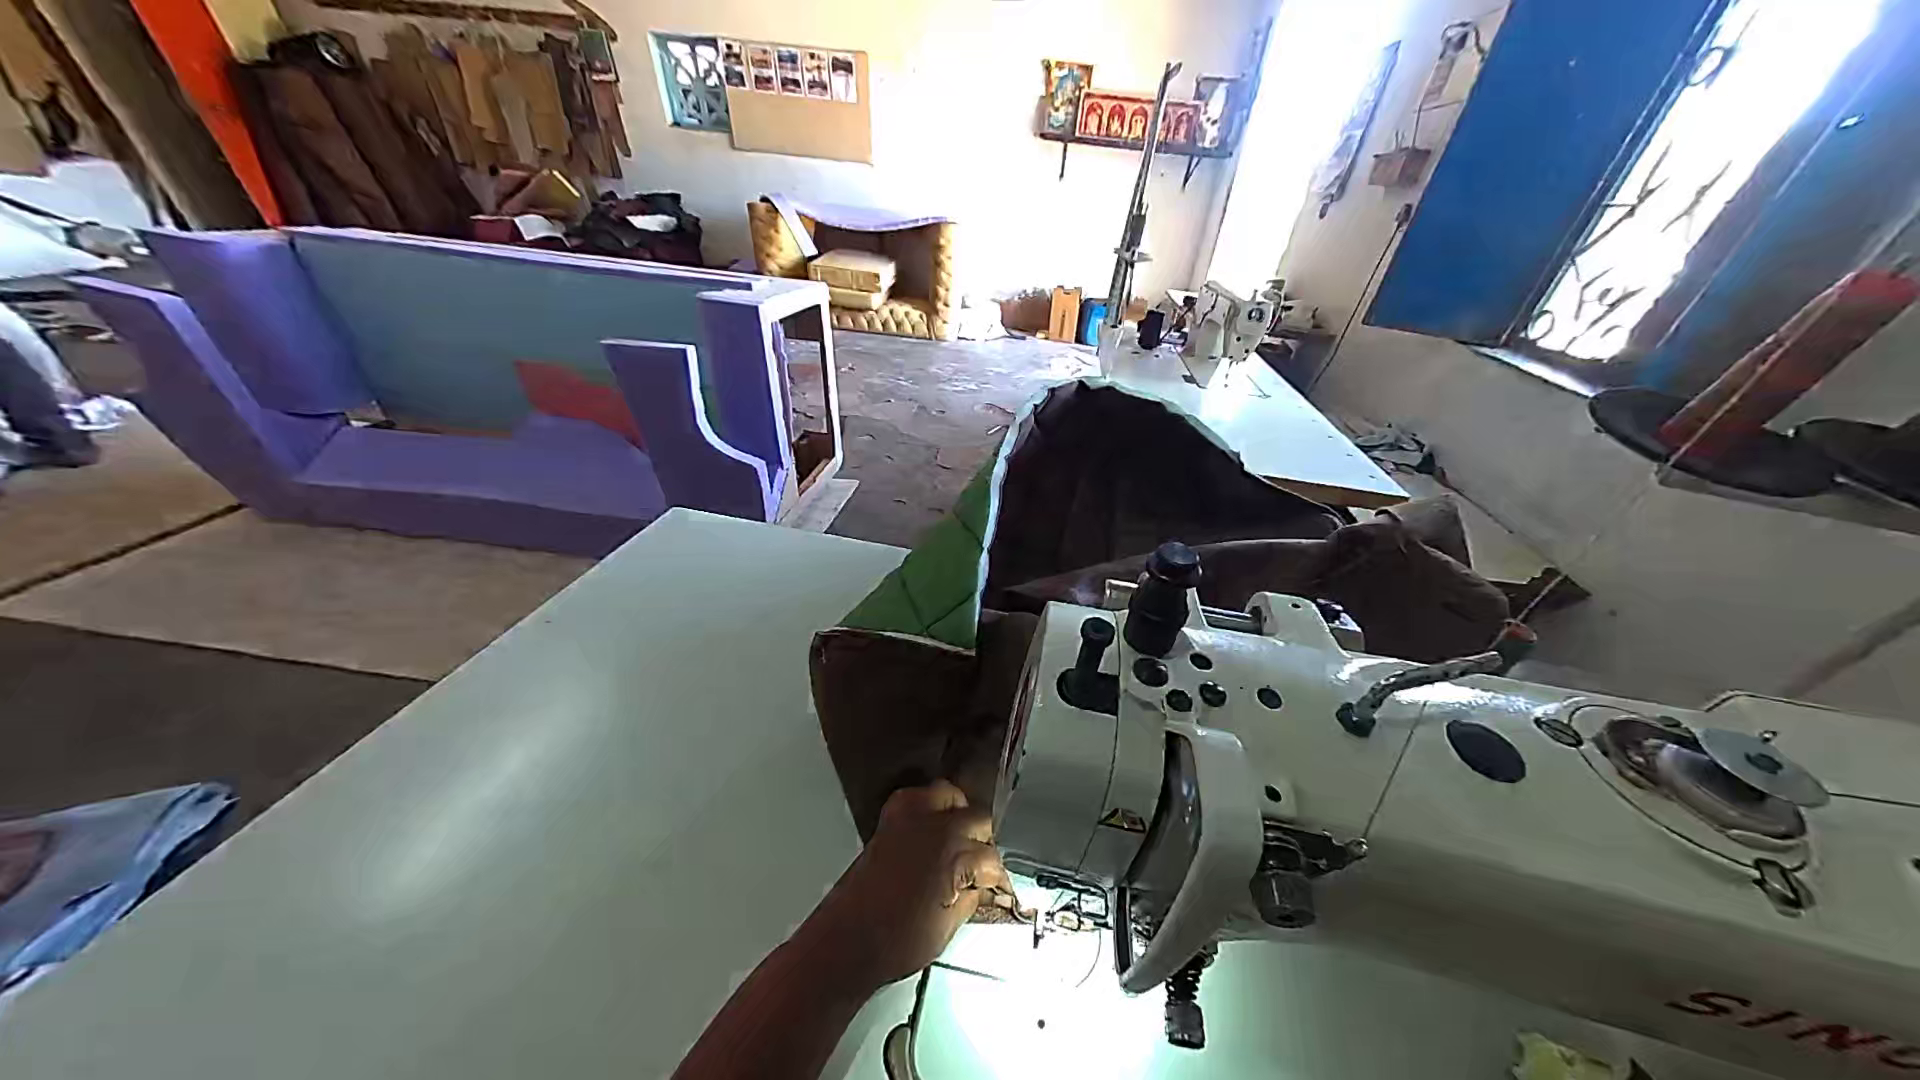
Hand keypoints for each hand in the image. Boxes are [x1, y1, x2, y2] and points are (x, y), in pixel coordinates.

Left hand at [798, 780, 1009, 993]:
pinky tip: (931, 833)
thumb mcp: (948, 926)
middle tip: (977, 867)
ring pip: (949, 795)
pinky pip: (919, 797)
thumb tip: (982, 887)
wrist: (848, 941)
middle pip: (977, 818)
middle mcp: (935, 826)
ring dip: (958, 815)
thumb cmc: (895, 941)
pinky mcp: (890, 818)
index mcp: (954, 853)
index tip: (995, 886)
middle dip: (981, 842)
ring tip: (957, 842)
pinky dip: (929, 808)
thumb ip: (972, 897)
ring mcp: (910, 816)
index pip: (992, 857)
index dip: (996, 877)